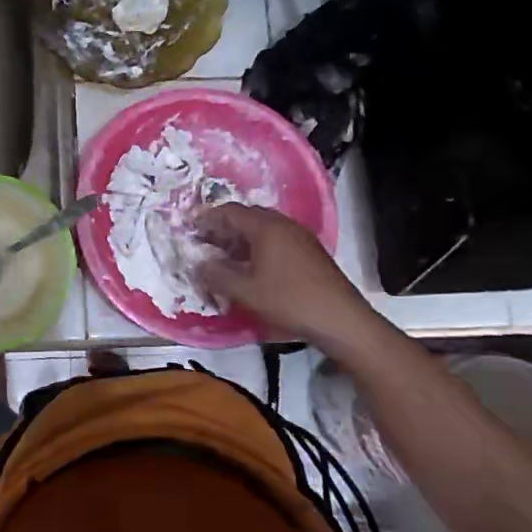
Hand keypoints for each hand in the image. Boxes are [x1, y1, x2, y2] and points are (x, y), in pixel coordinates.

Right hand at [196, 204, 374, 344]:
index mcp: (266, 227)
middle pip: (247, 216)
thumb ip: (215, 275)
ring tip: (224, 257)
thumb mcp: (244, 291)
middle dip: (223, 228)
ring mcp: (300, 237)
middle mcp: (283, 225)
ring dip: (240, 238)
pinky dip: (258, 246)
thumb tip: (198, 265)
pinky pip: (276, 239)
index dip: (207, 218)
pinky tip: (251, 267)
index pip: (229, 211)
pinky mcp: (310, 251)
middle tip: (205, 242)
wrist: (341, 320)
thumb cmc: (289, 301)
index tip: (190, 228)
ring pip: (262, 228)